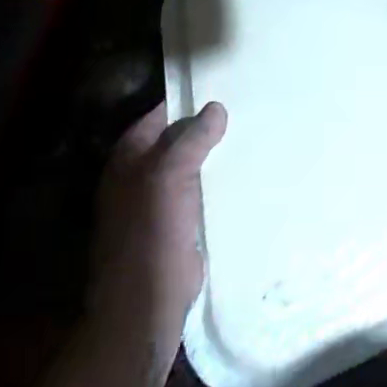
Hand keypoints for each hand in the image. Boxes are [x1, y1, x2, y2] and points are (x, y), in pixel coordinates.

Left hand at [89, 101, 227, 344]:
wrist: (146, 301)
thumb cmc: (151, 233)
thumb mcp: (168, 176)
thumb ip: (190, 139)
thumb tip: (216, 108)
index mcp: (128, 160)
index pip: (160, 115)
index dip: (188, 100)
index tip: (226, 86)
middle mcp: (140, 176)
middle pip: (178, 138)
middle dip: (208, 125)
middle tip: (250, 106)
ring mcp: (159, 200)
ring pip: (193, 163)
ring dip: (218, 152)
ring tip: (258, 132)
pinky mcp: (180, 221)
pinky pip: (203, 188)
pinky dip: (222, 177)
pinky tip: (250, 170)